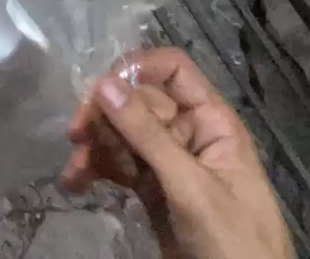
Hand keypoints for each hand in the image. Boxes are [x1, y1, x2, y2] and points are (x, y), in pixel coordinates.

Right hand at [60, 48, 292, 258]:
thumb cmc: (235, 246)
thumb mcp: (192, 188)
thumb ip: (147, 135)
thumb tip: (103, 82)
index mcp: (211, 122)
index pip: (172, 70)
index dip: (137, 68)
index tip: (101, 88)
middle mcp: (189, 134)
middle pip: (137, 101)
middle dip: (104, 115)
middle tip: (75, 135)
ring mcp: (169, 162)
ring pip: (122, 133)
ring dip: (95, 146)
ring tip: (74, 170)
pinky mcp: (153, 190)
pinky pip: (119, 164)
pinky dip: (96, 170)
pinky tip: (75, 182)